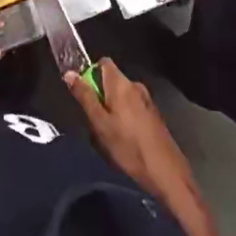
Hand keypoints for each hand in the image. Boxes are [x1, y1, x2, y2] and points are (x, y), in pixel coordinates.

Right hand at [64, 58, 196, 202]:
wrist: (165, 172)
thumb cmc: (128, 146)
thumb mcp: (99, 123)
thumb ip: (84, 96)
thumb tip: (69, 73)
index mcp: (122, 84)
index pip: (103, 63)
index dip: (89, 73)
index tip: (83, 93)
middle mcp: (136, 87)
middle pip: (110, 81)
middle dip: (98, 96)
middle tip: (93, 120)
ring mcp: (147, 101)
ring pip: (120, 97)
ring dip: (110, 109)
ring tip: (106, 134)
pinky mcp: (153, 115)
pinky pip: (131, 108)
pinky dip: (122, 117)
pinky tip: (122, 139)